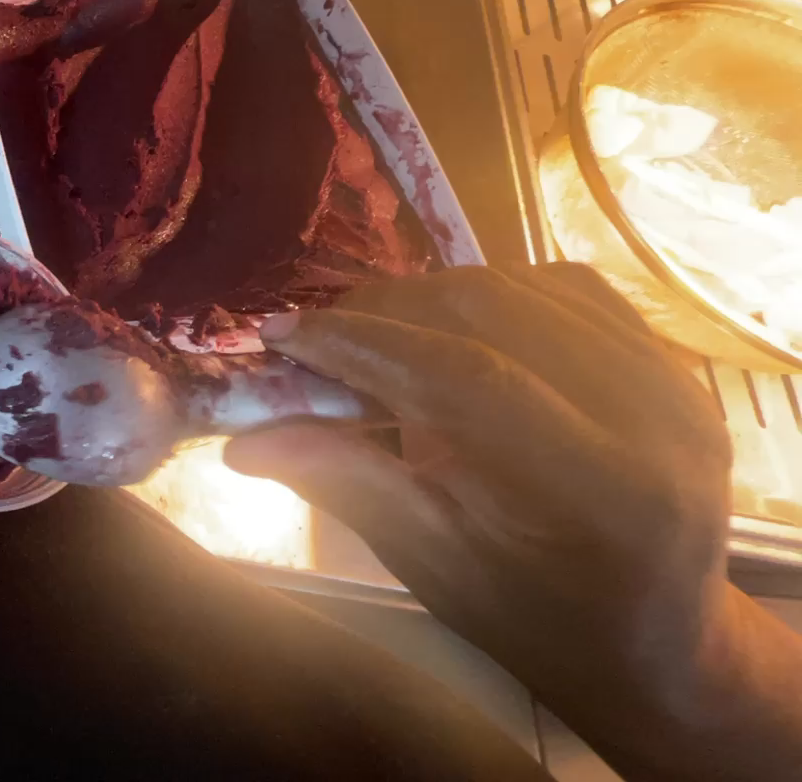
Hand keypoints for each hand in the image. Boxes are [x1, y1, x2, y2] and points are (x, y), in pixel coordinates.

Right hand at [222, 264, 800, 779]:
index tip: (279, 334)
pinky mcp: (667, 357)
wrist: (649, 627)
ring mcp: (671, 379)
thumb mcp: (420, 556)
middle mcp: (651, 419)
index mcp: (592, 490)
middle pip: (484, 311)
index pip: (463, 377)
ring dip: (420, 298)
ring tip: (373, 338)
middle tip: (316, 343)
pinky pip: (555, 285)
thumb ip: (338, 481)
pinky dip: (481, 291)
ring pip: (511, 286)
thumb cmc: (523, 607)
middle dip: (377, 313)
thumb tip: (239, 443)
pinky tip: (446, 329)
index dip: (358, 343)